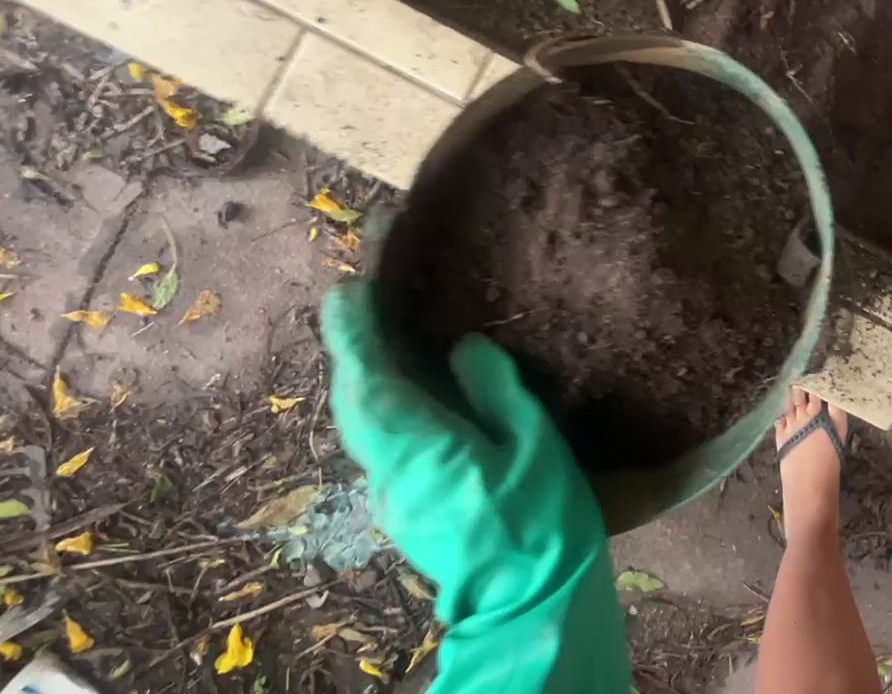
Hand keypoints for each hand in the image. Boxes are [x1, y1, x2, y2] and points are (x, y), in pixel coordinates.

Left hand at [321, 283, 629, 691]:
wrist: (532, 603)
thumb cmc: (542, 519)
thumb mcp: (535, 445)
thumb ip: (497, 392)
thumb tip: (464, 348)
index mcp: (421, 449)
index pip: (371, 381)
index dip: (354, 332)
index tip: (348, 289)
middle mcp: (390, 472)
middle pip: (355, 401)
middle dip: (352, 347)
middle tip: (363, 299)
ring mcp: (394, 494)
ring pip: (364, 422)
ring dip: (365, 374)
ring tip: (382, 332)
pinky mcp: (408, 507)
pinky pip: (383, 439)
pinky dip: (384, 401)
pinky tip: (409, 388)